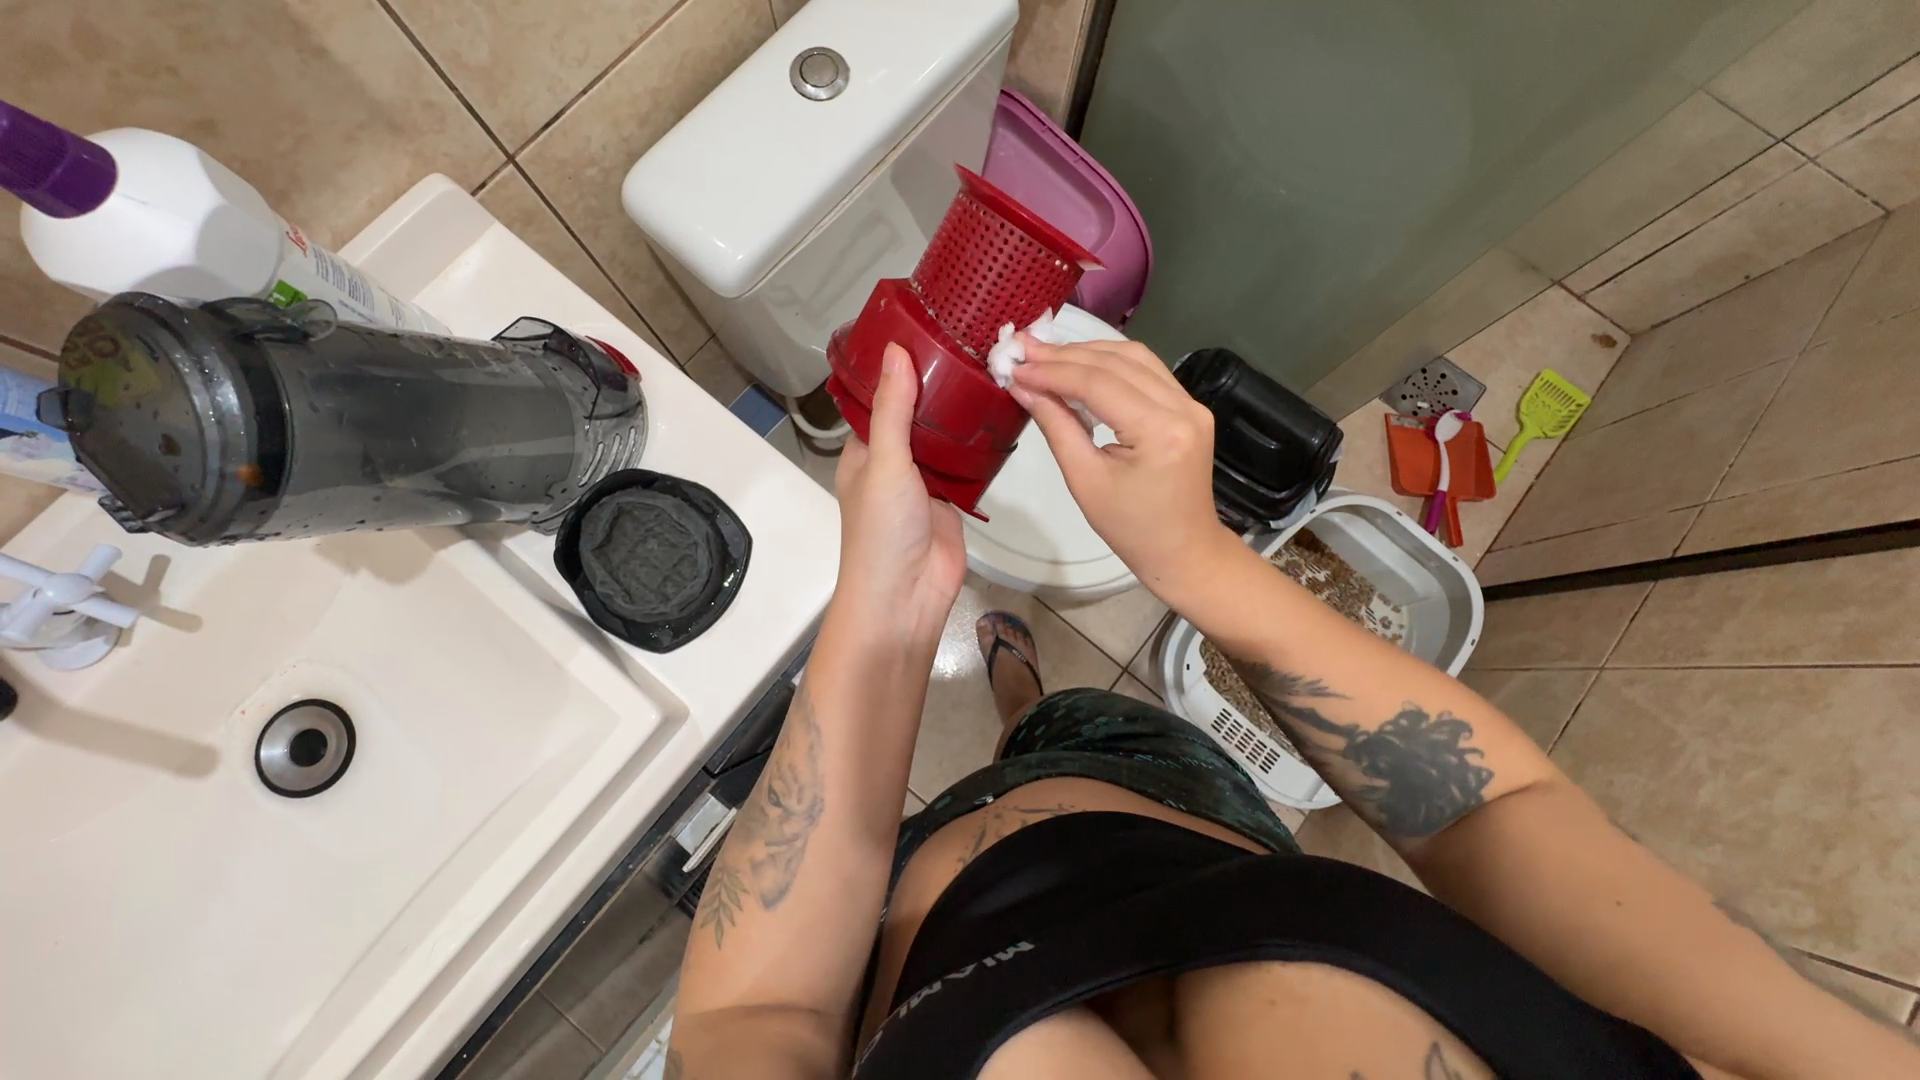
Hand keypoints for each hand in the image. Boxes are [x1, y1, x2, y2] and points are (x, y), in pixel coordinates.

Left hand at [832, 343, 968, 647]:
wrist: (906, 597)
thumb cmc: (882, 531)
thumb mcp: (884, 462)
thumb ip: (893, 409)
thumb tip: (895, 350)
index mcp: (865, 452)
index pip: (879, 399)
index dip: (897, 368)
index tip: (925, 332)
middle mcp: (893, 463)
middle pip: (916, 415)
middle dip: (937, 386)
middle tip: (970, 343)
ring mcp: (925, 482)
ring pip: (944, 438)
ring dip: (960, 413)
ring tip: (989, 368)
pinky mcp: (954, 500)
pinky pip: (968, 465)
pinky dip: (980, 445)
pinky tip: (1000, 414)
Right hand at [1008, 339, 1238, 599]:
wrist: (1182, 549)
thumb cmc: (1130, 527)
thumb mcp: (1084, 481)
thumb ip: (1056, 427)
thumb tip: (1023, 386)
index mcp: (1160, 432)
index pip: (1099, 384)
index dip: (1053, 372)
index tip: (1015, 366)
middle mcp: (1184, 408)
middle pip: (1117, 363)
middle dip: (1066, 355)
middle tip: (1023, 349)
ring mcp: (1192, 404)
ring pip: (1134, 357)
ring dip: (1088, 352)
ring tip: (1046, 355)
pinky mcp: (1190, 406)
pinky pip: (1147, 370)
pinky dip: (1110, 364)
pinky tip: (1080, 366)